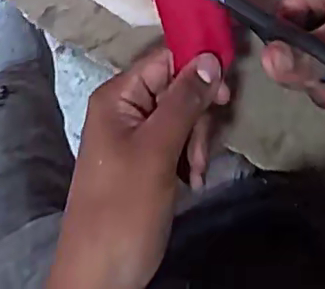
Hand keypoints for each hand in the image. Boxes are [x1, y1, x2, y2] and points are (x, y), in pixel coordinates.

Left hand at [47, 47, 225, 288]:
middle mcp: (126, 106)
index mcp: (119, 95)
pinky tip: (194, 179)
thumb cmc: (122, 210)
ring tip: (196, 172)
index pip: (167, 58)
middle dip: (199, 114)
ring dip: (198, 139)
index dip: (199, 67)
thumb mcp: (157, 151)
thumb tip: (211, 57)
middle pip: (179, 85)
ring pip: (184, 112)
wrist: (97, 284)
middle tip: (204, 147)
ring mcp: (136, 133)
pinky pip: (180, 137)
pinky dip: (192, 154)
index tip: (226, 90)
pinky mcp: (147, 157)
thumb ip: (185, 100)